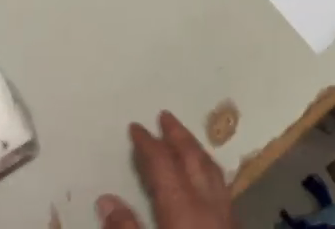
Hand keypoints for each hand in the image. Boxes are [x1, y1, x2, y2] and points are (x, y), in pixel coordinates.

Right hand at [94, 112, 234, 228]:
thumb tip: (107, 199)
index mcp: (184, 209)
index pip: (163, 164)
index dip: (148, 144)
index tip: (135, 127)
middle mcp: (210, 210)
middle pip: (195, 162)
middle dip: (180, 137)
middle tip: (165, 116)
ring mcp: (227, 224)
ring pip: (215, 176)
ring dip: (199, 153)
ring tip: (187, 142)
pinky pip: (224, 193)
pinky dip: (212, 176)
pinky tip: (208, 184)